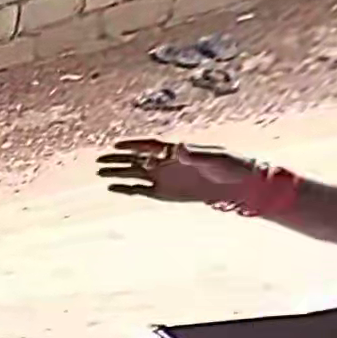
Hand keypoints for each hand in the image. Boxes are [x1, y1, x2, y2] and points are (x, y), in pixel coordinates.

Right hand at [98, 139, 259, 202]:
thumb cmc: (230, 167)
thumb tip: (177, 147)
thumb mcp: (214, 158)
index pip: (149, 146)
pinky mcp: (159, 193)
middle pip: (136, 160)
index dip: (133, 145)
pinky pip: (137, 190)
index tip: (116, 145)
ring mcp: (160, 178)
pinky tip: (111, 187)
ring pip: (132, 174)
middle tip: (100, 160)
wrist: (237, 186)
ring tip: (100, 172)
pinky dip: (124, 189)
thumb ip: (194, 154)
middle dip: (118, 159)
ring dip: (116, 173)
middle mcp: (164, 164)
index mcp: (176, 152)